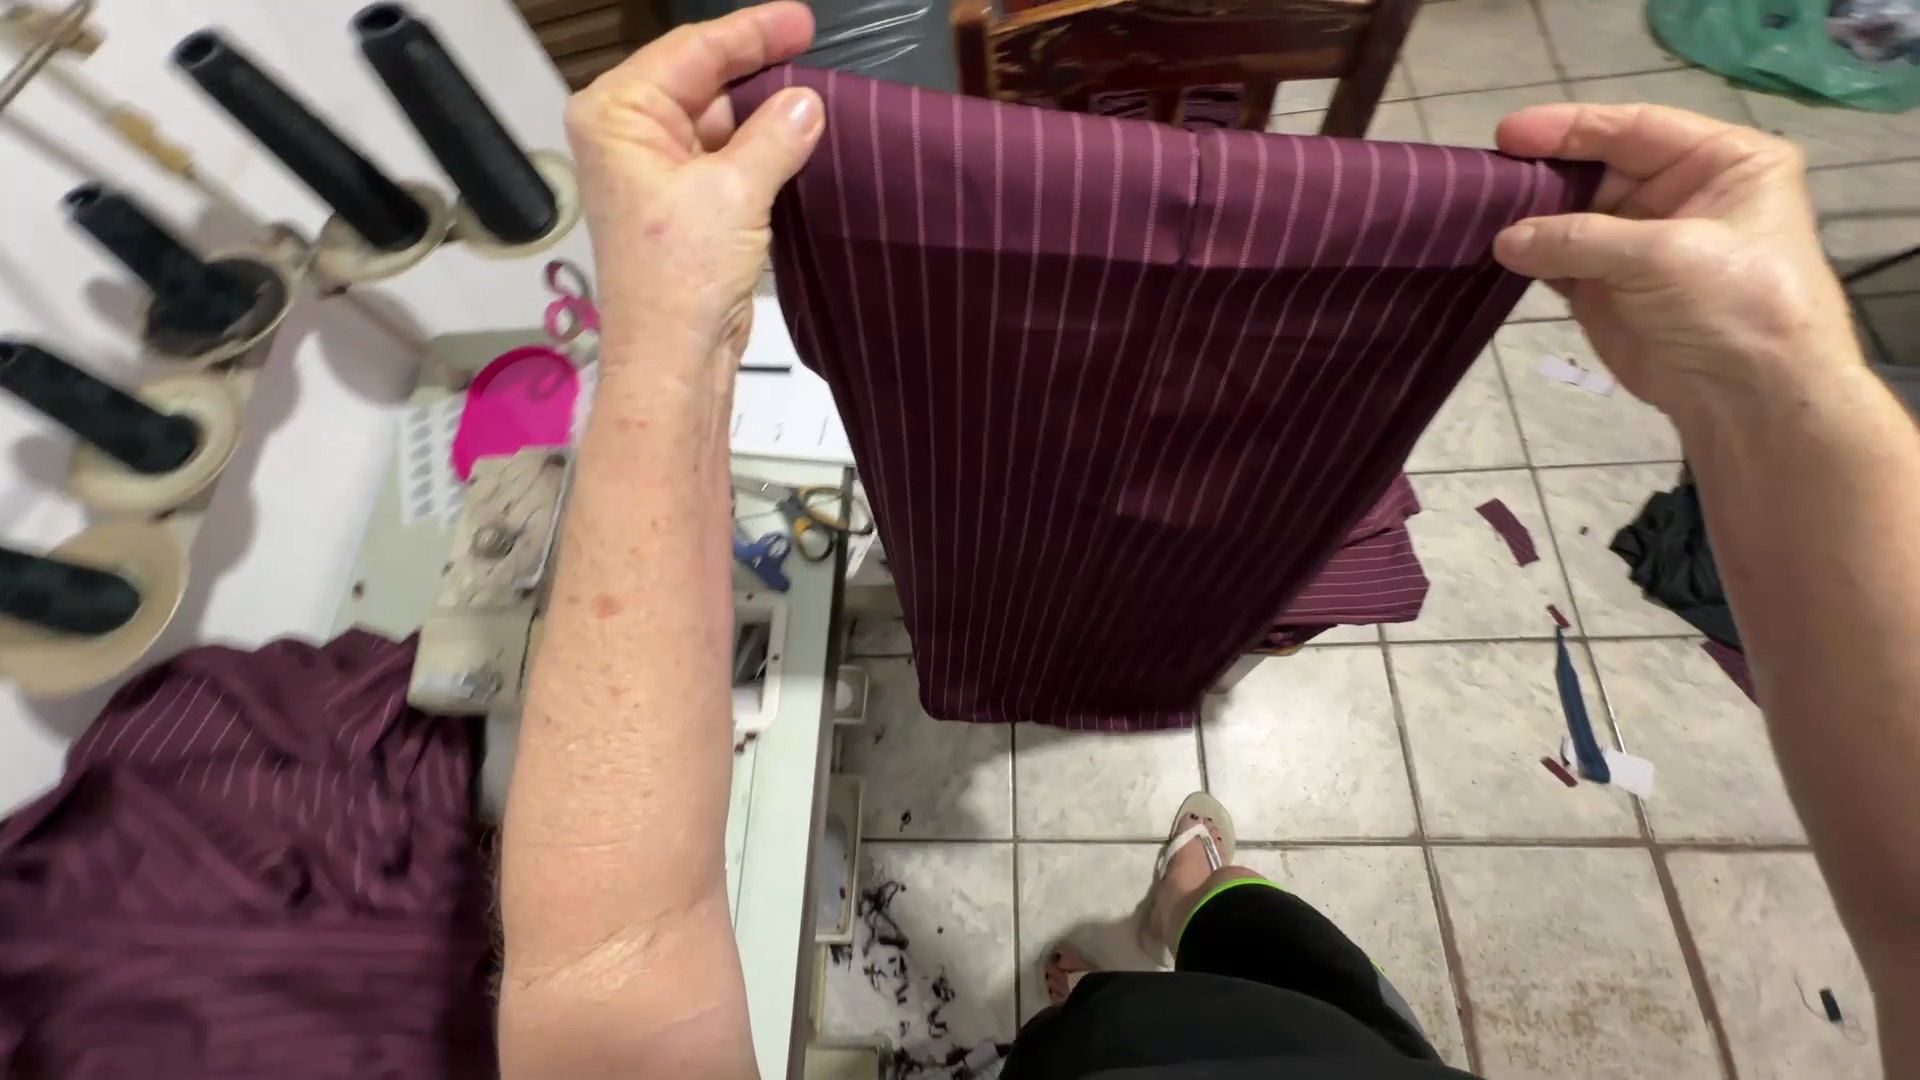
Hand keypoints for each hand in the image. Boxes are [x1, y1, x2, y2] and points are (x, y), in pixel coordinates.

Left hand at [564, 3, 823, 371]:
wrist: (675, 355)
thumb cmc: (684, 273)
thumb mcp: (734, 192)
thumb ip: (774, 137)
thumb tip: (808, 103)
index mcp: (619, 115)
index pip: (690, 52)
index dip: (751, 32)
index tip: (802, 20)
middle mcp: (632, 138)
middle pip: (704, 87)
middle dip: (760, 78)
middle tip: (817, 63)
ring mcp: (660, 177)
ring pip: (721, 129)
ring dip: (766, 123)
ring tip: (818, 107)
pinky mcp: (688, 212)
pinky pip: (729, 167)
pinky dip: (763, 159)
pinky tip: (799, 149)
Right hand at [1491, 104, 1860, 424]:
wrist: (1742, 389)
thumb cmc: (1732, 304)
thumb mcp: (1664, 256)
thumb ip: (1579, 241)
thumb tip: (1501, 240)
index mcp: (1718, 164)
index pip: (1634, 131)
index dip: (1572, 129)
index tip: (1509, 133)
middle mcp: (1674, 196)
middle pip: (1593, 173)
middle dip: (1540, 176)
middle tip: (1484, 179)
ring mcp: (1632, 244)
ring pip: (1565, 219)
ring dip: (1524, 219)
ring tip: (1475, 216)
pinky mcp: (1600, 287)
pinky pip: (1551, 261)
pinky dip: (1521, 259)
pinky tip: (1489, 254)